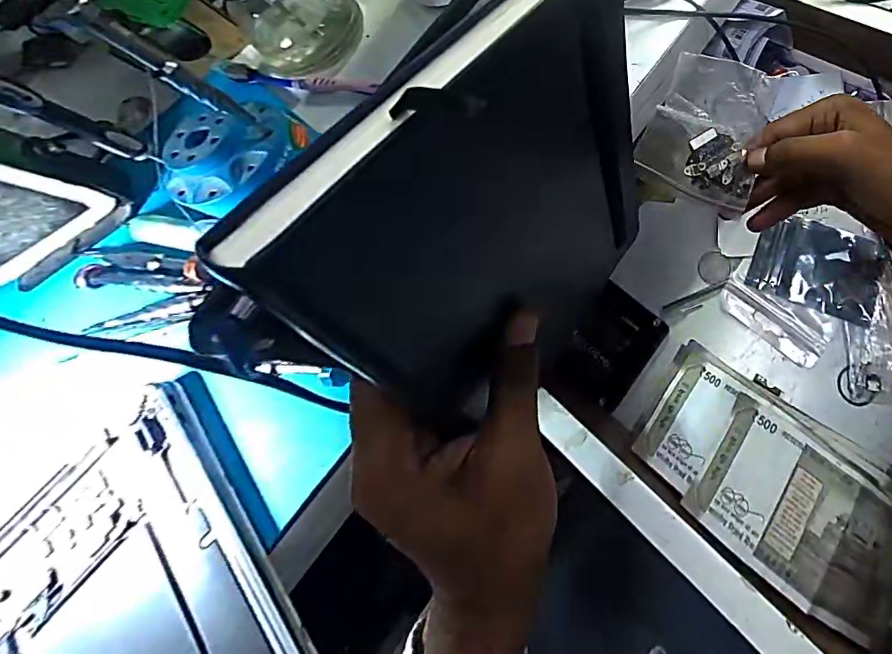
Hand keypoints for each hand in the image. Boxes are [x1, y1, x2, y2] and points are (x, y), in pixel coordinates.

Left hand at [351, 312, 555, 653]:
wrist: (501, 593)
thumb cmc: (504, 535)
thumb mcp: (515, 451)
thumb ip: (512, 380)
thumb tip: (521, 321)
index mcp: (383, 464)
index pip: (371, 379)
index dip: (395, 335)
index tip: (424, 299)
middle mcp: (371, 464)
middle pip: (382, 384)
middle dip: (418, 347)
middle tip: (450, 305)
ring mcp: (386, 467)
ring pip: (399, 396)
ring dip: (429, 369)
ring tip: (460, 330)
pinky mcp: (404, 467)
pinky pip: (412, 413)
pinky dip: (436, 392)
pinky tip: (463, 368)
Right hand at [743, 94, 891, 258]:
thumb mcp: (842, 156)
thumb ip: (794, 154)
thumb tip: (750, 159)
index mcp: (832, 114)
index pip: (782, 130)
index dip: (756, 151)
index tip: (728, 173)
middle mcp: (829, 134)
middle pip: (782, 154)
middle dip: (758, 175)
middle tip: (729, 197)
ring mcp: (833, 163)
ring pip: (789, 176)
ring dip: (766, 193)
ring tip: (740, 213)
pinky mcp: (837, 190)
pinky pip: (801, 194)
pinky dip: (782, 206)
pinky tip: (761, 221)